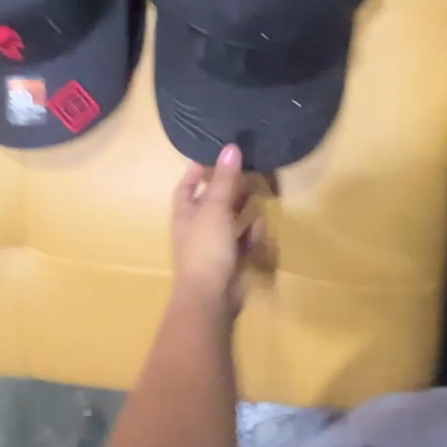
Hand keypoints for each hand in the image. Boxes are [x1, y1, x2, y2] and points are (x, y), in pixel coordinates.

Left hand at [170, 145, 265, 312]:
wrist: (210, 298)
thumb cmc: (206, 248)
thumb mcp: (216, 208)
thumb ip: (225, 179)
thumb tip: (231, 147)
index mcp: (185, 214)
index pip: (186, 186)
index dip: (196, 172)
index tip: (212, 157)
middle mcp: (196, 229)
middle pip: (211, 203)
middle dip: (228, 190)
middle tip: (247, 173)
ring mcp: (212, 248)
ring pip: (229, 222)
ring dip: (242, 211)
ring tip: (258, 197)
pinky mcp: (229, 264)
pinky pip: (241, 244)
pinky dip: (250, 237)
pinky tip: (261, 230)